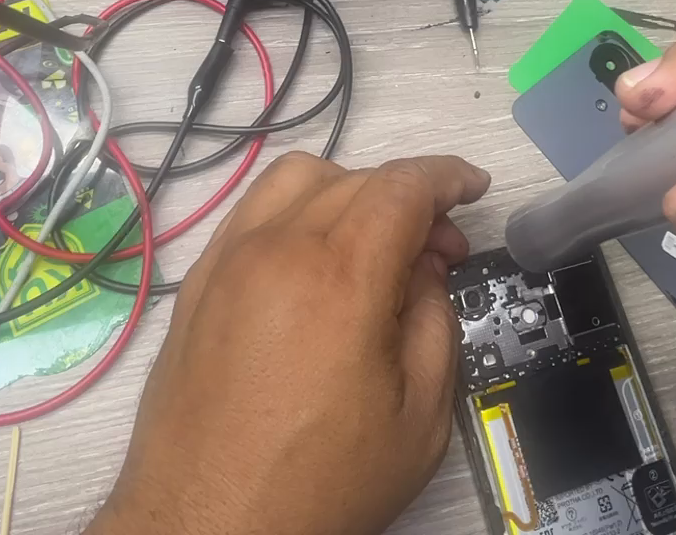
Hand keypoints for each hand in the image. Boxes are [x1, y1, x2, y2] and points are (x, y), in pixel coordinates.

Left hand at [87, 152, 490, 534]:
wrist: (207, 526)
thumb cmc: (321, 482)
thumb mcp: (418, 415)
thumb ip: (435, 318)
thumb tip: (425, 262)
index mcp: (342, 277)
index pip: (403, 188)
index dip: (447, 176)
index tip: (473, 186)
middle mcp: (281, 246)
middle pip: (360, 179)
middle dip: (413, 198)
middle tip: (438, 250)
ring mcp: (232, 255)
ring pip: (301, 176)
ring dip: (352, 189)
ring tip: (374, 240)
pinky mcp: (202, 275)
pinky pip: (256, 206)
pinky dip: (300, 204)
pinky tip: (315, 251)